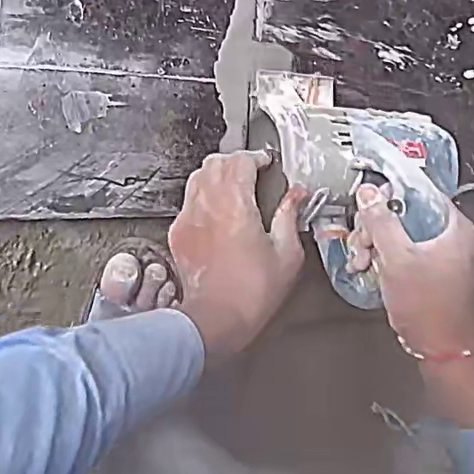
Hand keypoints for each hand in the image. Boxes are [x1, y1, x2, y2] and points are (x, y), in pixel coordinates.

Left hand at [167, 152, 307, 359]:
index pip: (239, 161)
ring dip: (215, 176)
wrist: (216, 317)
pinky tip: (216, 213)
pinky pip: (188, 202)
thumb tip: (296, 195)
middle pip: (214, 163)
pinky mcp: (178, 232)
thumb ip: (289, 216)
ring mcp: (188, 217)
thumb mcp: (286, 253)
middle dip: (234, 162)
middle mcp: (206, 205)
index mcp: (235, 204)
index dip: (254, 157)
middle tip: (251, 171)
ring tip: (234, 188)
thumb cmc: (252, 292)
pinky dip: (202, 198)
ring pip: (196, 178)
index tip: (265, 163)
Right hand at [347, 182, 473, 357]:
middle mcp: (449, 235)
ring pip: (396, 230)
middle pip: (403, 211)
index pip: (419, 191)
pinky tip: (366, 266)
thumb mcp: (397, 257)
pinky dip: (379, 254)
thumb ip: (381, 221)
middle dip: (374, 226)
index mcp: (453, 227)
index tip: (367, 204)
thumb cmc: (426, 302)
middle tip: (363, 242)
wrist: (439, 345)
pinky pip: (397, 247)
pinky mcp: (425, 266)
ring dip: (372, 242)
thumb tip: (368, 191)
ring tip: (362, 260)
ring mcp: (437, 251)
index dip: (390, 194)